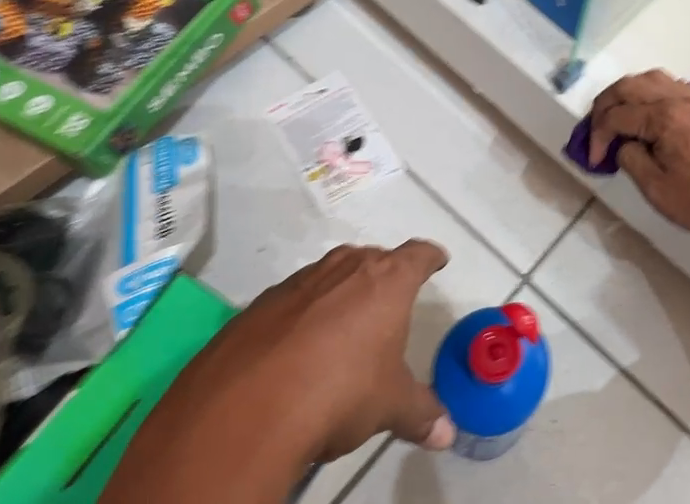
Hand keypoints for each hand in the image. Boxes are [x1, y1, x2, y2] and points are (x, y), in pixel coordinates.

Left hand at [141, 241, 454, 468]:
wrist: (243, 413)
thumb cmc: (340, 392)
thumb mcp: (390, 407)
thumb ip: (420, 413)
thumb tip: (445, 434)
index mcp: (386, 281)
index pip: (417, 255)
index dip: (429, 258)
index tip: (436, 261)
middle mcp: (342, 269)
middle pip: (370, 259)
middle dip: (381, 276)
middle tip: (388, 302)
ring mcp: (294, 285)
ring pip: (327, 278)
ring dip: (337, 295)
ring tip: (340, 330)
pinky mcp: (253, 309)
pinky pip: (288, 304)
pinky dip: (298, 319)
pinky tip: (294, 353)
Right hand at [588, 71, 689, 240]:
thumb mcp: (656, 189)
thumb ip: (631, 159)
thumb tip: (623, 144)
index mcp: (662, 117)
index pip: (616, 116)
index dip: (598, 137)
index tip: (594, 161)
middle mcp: (675, 99)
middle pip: (628, 86)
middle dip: (604, 106)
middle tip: (596, 133)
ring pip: (648, 78)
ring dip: (626, 93)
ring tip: (616, 118)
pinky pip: (668, 85)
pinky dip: (648, 92)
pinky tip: (645, 112)